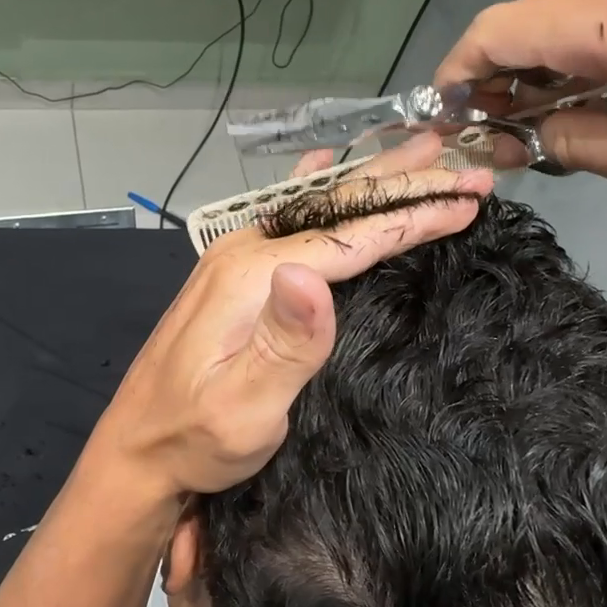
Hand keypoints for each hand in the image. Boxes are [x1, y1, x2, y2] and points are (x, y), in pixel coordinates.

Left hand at [91, 134, 491, 499]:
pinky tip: (321, 167)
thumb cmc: (194, 439)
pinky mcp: (229, 279)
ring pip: (313, 209)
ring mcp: (231, 262)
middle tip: (465, 163)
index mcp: (250, 277)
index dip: (412, 216)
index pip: (348, 237)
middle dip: (402, 185)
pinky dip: (319, 195)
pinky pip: (287, 222)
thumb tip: (312, 273)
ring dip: (368, 183)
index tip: (471, 199)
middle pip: (333, 208)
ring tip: (417, 155)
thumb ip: (285, 342)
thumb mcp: (245, 406)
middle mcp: (239, 254)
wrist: (136, 450)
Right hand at [436, 0, 606, 224]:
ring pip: (575, 11)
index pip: (492, 33)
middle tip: (511, 140)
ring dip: (552, 65)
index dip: (456, 81)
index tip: (451, 127)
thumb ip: (575, 146)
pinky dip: (597, 47)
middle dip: (504, 80)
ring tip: (568, 123)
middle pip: (529, 18)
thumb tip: (535, 136)